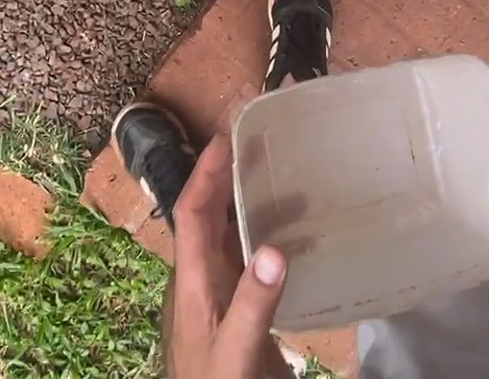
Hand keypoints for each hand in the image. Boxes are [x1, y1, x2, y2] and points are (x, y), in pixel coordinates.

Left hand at [163, 135, 292, 378]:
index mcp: (193, 281)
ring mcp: (220, 296)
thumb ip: (253, 305)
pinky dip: (267, 236)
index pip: (191, 214)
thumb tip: (275, 248)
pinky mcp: (240, 312)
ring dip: (249, 204)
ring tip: (287, 178)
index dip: (204, 174)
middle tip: (259, 144)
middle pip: (207, 217)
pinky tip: (296, 235)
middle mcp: (203, 280)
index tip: (225, 137)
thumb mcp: (235, 352)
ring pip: (228, 235)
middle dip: (226, 178)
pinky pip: (249, 260)